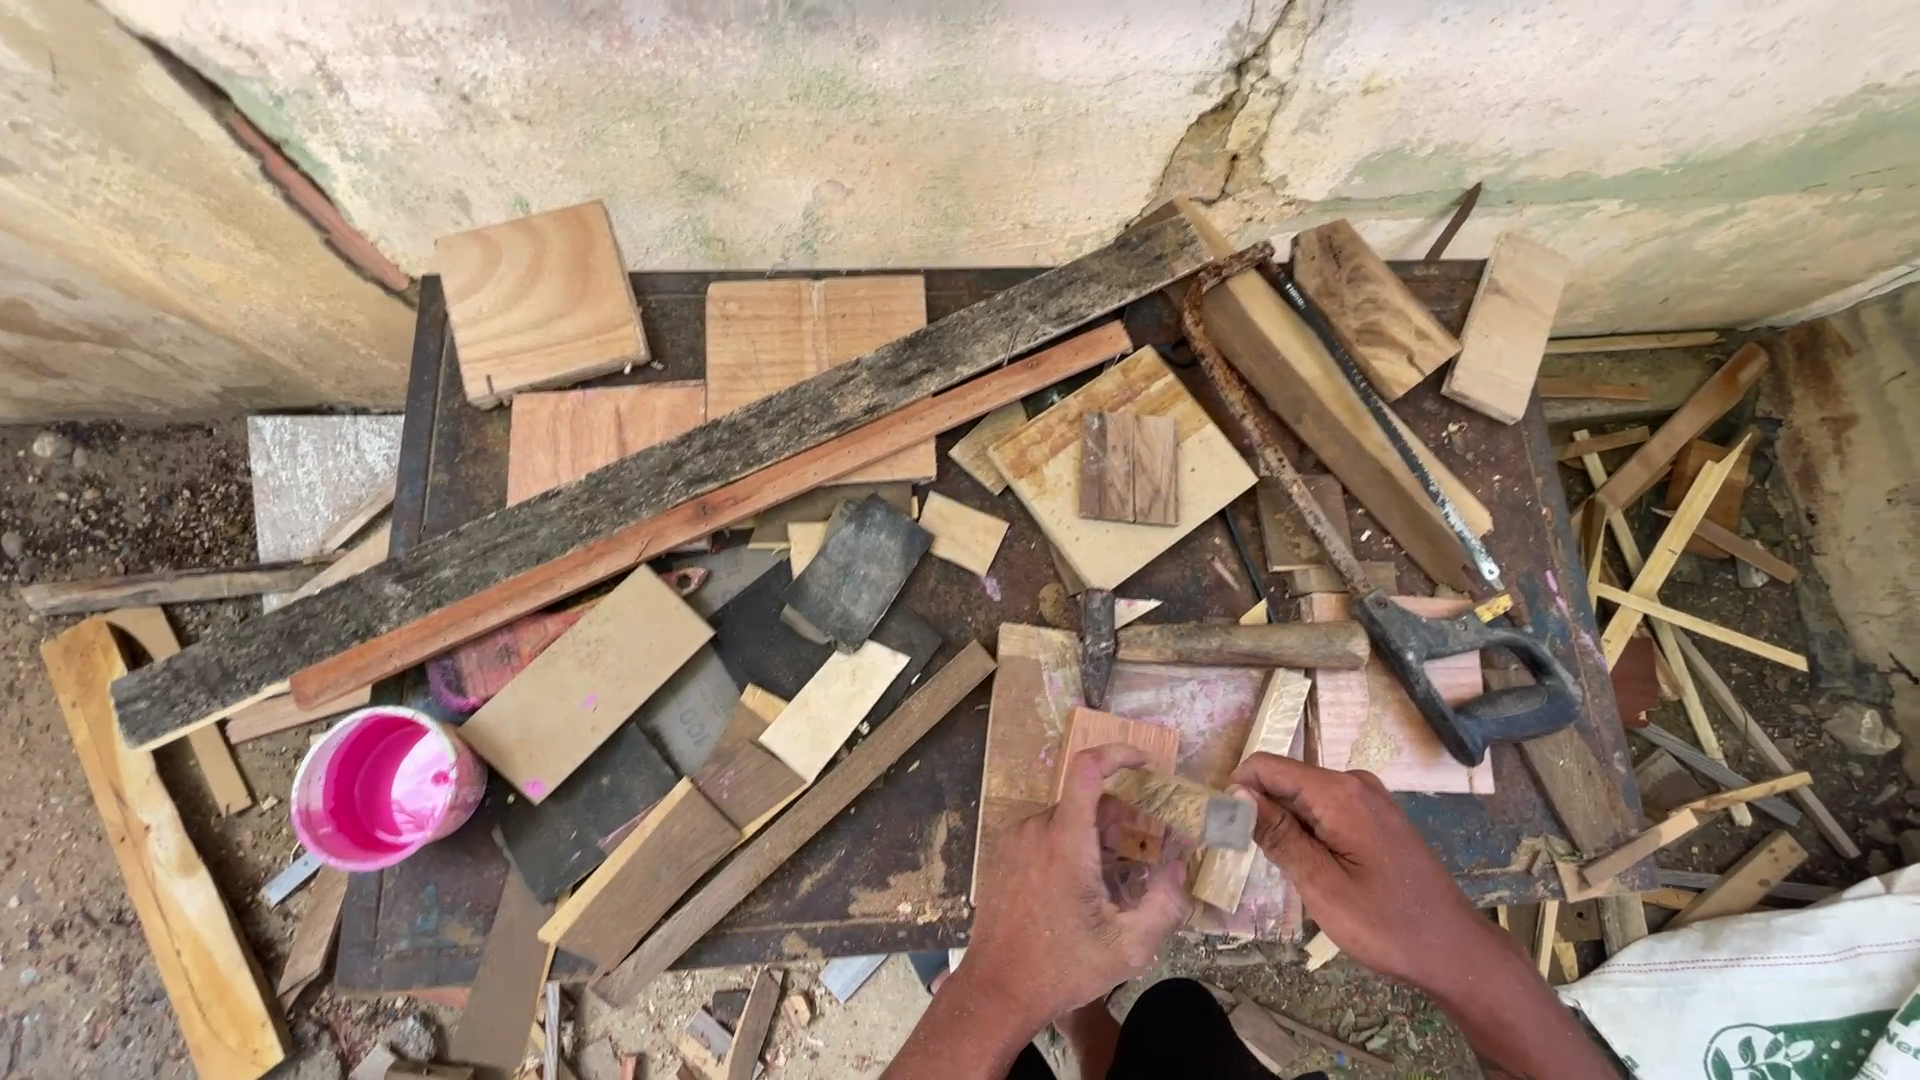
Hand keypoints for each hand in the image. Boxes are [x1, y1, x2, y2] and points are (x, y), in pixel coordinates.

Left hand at [963, 744, 1194, 1024]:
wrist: (997, 988)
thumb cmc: (1063, 968)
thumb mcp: (1128, 947)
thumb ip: (1165, 903)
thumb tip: (1179, 866)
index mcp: (1066, 840)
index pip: (1087, 768)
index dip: (1117, 753)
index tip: (1144, 761)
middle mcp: (1036, 828)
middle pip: (1085, 802)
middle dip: (1117, 822)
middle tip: (1135, 862)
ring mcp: (1015, 838)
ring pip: (1066, 819)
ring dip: (1092, 839)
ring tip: (1103, 887)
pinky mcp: (1003, 852)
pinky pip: (1044, 833)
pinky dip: (1067, 847)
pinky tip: (1074, 892)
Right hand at [1229, 753, 1516, 992]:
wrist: (1458, 954)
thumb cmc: (1387, 926)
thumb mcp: (1322, 885)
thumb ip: (1277, 835)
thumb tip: (1235, 793)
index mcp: (1338, 792)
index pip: (1265, 766)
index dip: (1238, 792)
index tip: (1229, 831)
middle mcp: (1353, 782)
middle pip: (1283, 779)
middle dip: (1263, 812)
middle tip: (1267, 863)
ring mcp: (1368, 797)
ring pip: (1302, 796)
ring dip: (1287, 826)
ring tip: (1298, 871)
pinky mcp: (1375, 815)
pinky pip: (1324, 808)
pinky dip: (1310, 831)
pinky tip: (1320, 868)